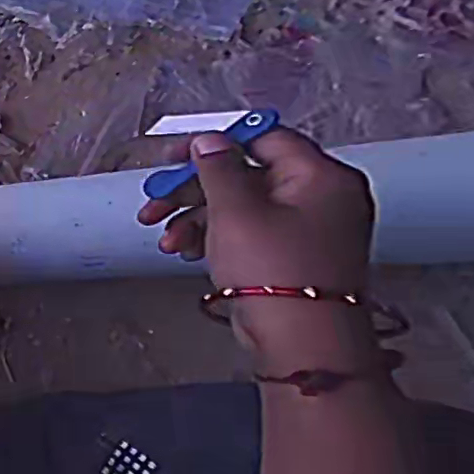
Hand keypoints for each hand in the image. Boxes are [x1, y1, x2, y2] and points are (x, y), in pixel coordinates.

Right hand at [137, 129, 376, 359]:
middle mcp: (319, 196)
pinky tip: (187, 251)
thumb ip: (219, 170)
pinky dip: (212, 236)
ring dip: (194, 219)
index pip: (264, 139)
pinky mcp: (289, 252)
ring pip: (238, 207)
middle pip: (244, 176)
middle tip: (154, 206)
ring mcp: (305, 226)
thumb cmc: (272, 268)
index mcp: (319, 176)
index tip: (173, 157)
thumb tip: (209, 141)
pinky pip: (245, 231)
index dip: (215, 144)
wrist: (298, 334)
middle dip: (191, 192)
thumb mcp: (235, 211)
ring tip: (167, 241)